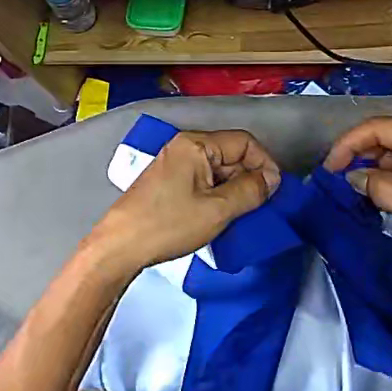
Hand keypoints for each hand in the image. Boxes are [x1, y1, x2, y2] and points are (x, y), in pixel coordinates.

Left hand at [84, 130, 280, 279]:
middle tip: (259, 205)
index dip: (264, 163)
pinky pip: (204, 179)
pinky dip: (218, 193)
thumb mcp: (218, 209)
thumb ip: (251, 190)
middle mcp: (185, 146)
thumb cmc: (167, 225)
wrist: (118, 248)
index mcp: (196, 144)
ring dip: (234, 188)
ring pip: (219, 168)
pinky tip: (221, 214)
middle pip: (231, 154)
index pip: (244, 142)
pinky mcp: (168, 181)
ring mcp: (174, 163)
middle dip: (249, 177)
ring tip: (241, 214)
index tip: (274, 190)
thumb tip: (272, 180)